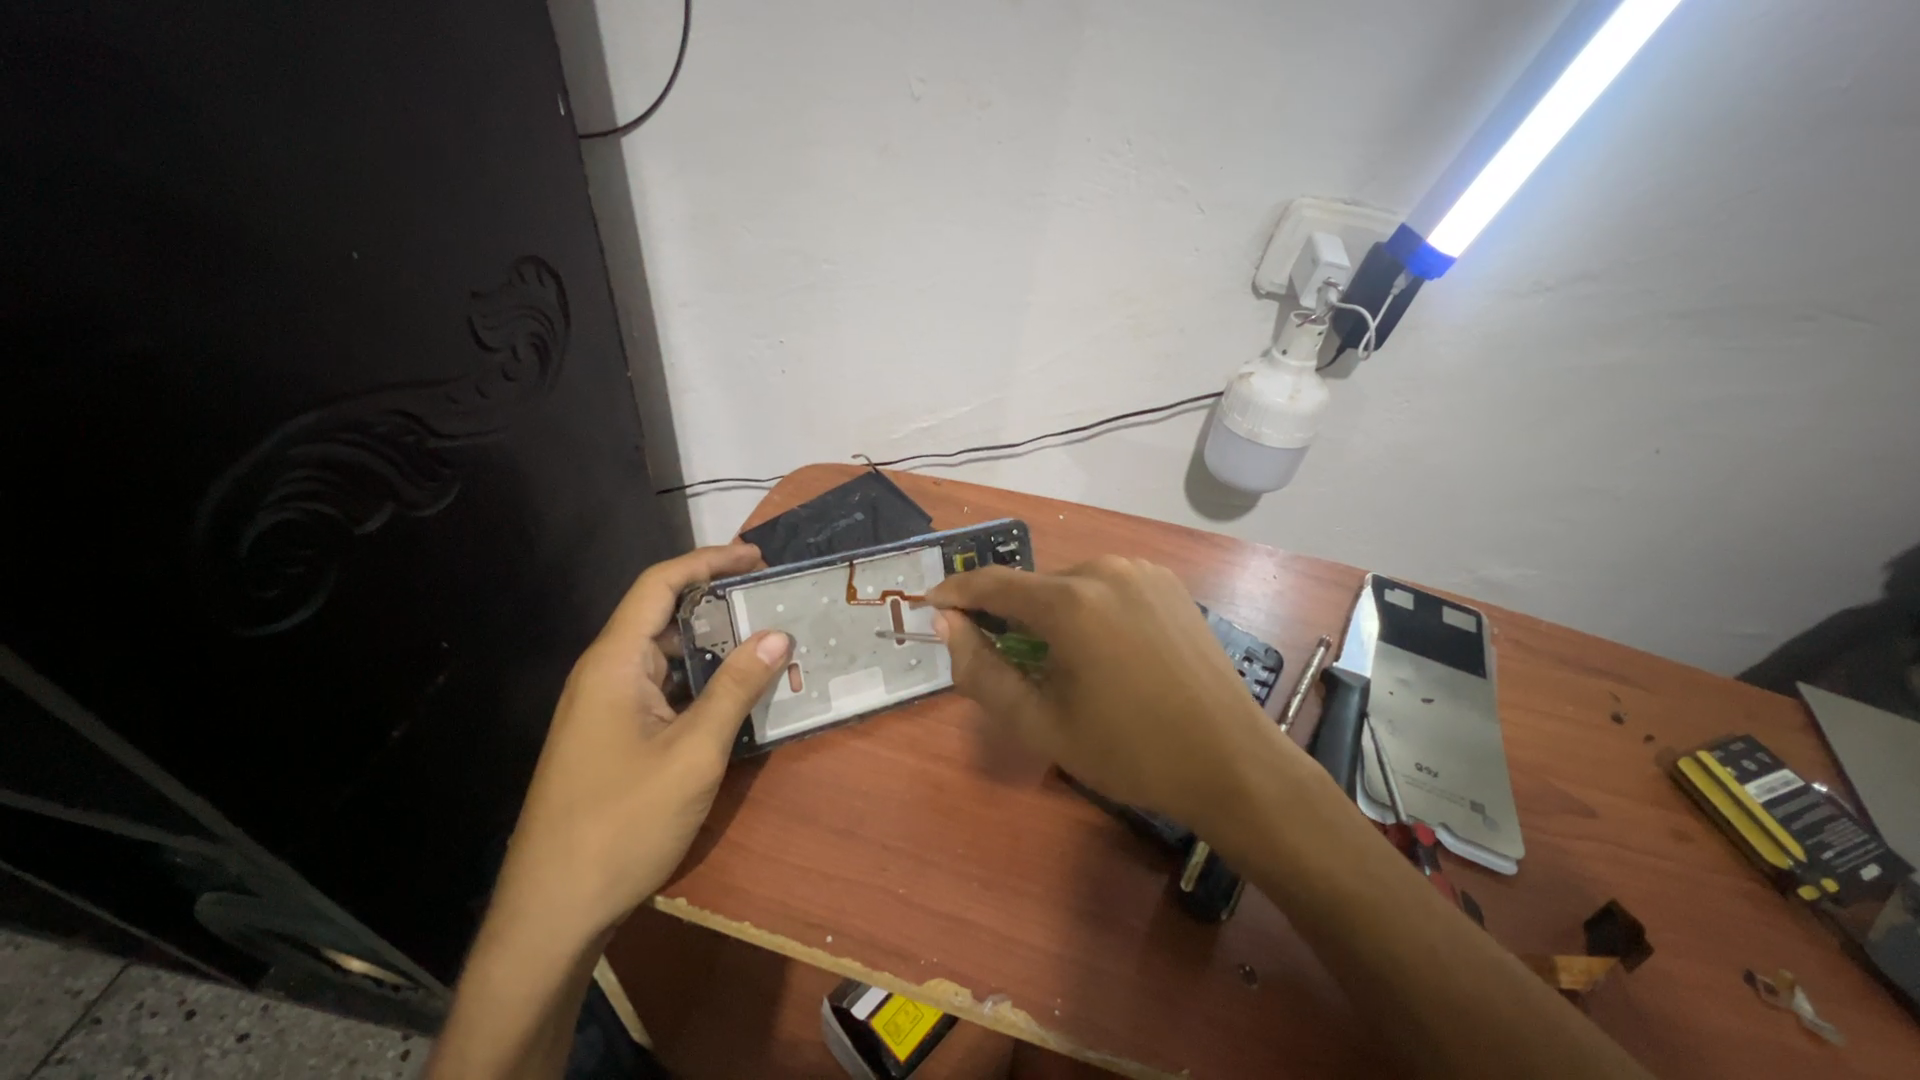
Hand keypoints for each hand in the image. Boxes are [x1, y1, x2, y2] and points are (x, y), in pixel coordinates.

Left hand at [493, 544, 790, 943]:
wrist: (555, 907)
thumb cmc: (623, 823)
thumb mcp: (694, 754)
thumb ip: (736, 690)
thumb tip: (777, 635)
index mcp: (613, 664)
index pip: (659, 586)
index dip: (708, 561)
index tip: (757, 558)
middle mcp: (604, 676)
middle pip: (661, 617)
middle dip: (717, 603)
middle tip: (774, 602)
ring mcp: (604, 710)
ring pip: (663, 659)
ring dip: (712, 648)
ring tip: (768, 644)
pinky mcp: (611, 740)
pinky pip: (660, 693)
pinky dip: (699, 684)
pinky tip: (736, 697)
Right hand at [926, 557, 1282, 834]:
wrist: (1228, 760)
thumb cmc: (1128, 750)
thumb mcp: (1040, 723)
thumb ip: (981, 671)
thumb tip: (947, 625)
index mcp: (1070, 603)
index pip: (992, 584)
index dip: (955, 594)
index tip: (931, 607)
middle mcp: (1105, 570)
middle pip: (1035, 587)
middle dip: (1011, 617)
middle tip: (1007, 665)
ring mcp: (1143, 573)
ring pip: (1072, 586)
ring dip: (1053, 615)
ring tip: (1063, 666)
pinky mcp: (1169, 585)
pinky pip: (1108, 589)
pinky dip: (1090, 611)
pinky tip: (1105, 654)